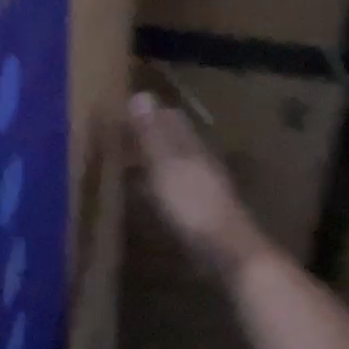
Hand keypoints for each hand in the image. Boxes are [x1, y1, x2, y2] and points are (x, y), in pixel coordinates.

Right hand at [127, 92, 267, 274]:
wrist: (229, 253)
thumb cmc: (193, 205)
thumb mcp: (166, 166)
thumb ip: (152, 134)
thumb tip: (141, 94)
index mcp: (192, 146)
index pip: (170, 118)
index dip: (147, 113)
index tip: (121, 110)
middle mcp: (200, 161)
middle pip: (174, 140)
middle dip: (149, 135)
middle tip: (120, 136)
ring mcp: (204, 188)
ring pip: (175, 164)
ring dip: (153, 160)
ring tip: (127, 162)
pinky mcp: (202, 212)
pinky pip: (175, 188)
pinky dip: (157, 185)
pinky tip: (146, 195)